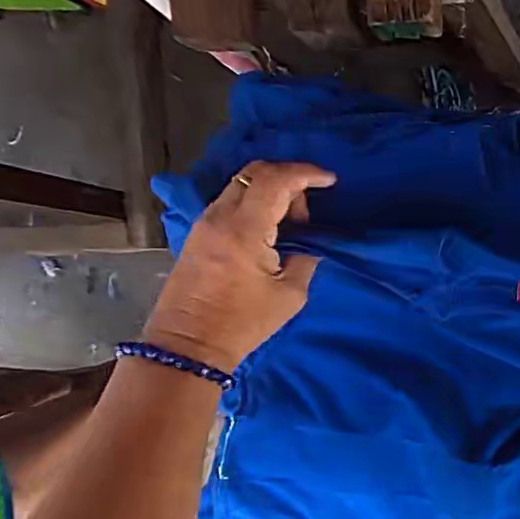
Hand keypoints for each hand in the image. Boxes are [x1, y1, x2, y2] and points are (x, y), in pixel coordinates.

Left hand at [142, 161, 336, 371]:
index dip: (307, 173)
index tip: (330, 180)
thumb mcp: (291, 294)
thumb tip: (309, 238)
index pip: (276, 180)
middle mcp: (220, 217)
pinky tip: (271, 228)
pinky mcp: (199, 233)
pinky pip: (232, 200)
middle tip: (309, 207)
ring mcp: (205, 222)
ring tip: (292, 222)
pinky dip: (257, 202)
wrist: (189, 345)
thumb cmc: (243, 323)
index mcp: (244, 230)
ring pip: (243, 184)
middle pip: (256, 172)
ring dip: (272, 191)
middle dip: (290, 178)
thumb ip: (305, 257)